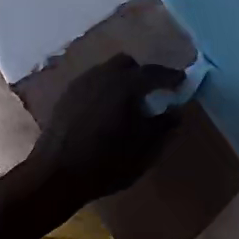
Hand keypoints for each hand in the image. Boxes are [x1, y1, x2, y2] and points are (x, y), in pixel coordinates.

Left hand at [25, 54, 184, 204]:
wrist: (55, 174)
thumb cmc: (106, 161)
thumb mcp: (144, 149)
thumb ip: (164, 126)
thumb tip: (176, 111)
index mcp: (126, 84)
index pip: (155, 73)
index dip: (171, 77)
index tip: (182, 82)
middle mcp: (103, 75)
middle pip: (128, 64)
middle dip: (142, 74)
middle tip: (152, 93)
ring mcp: (81, 83)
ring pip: (107, 71)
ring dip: (121, 81)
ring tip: (127, 104)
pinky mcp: (66, 96)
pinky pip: (92, 84)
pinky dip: (104, 90)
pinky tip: (105, 112)